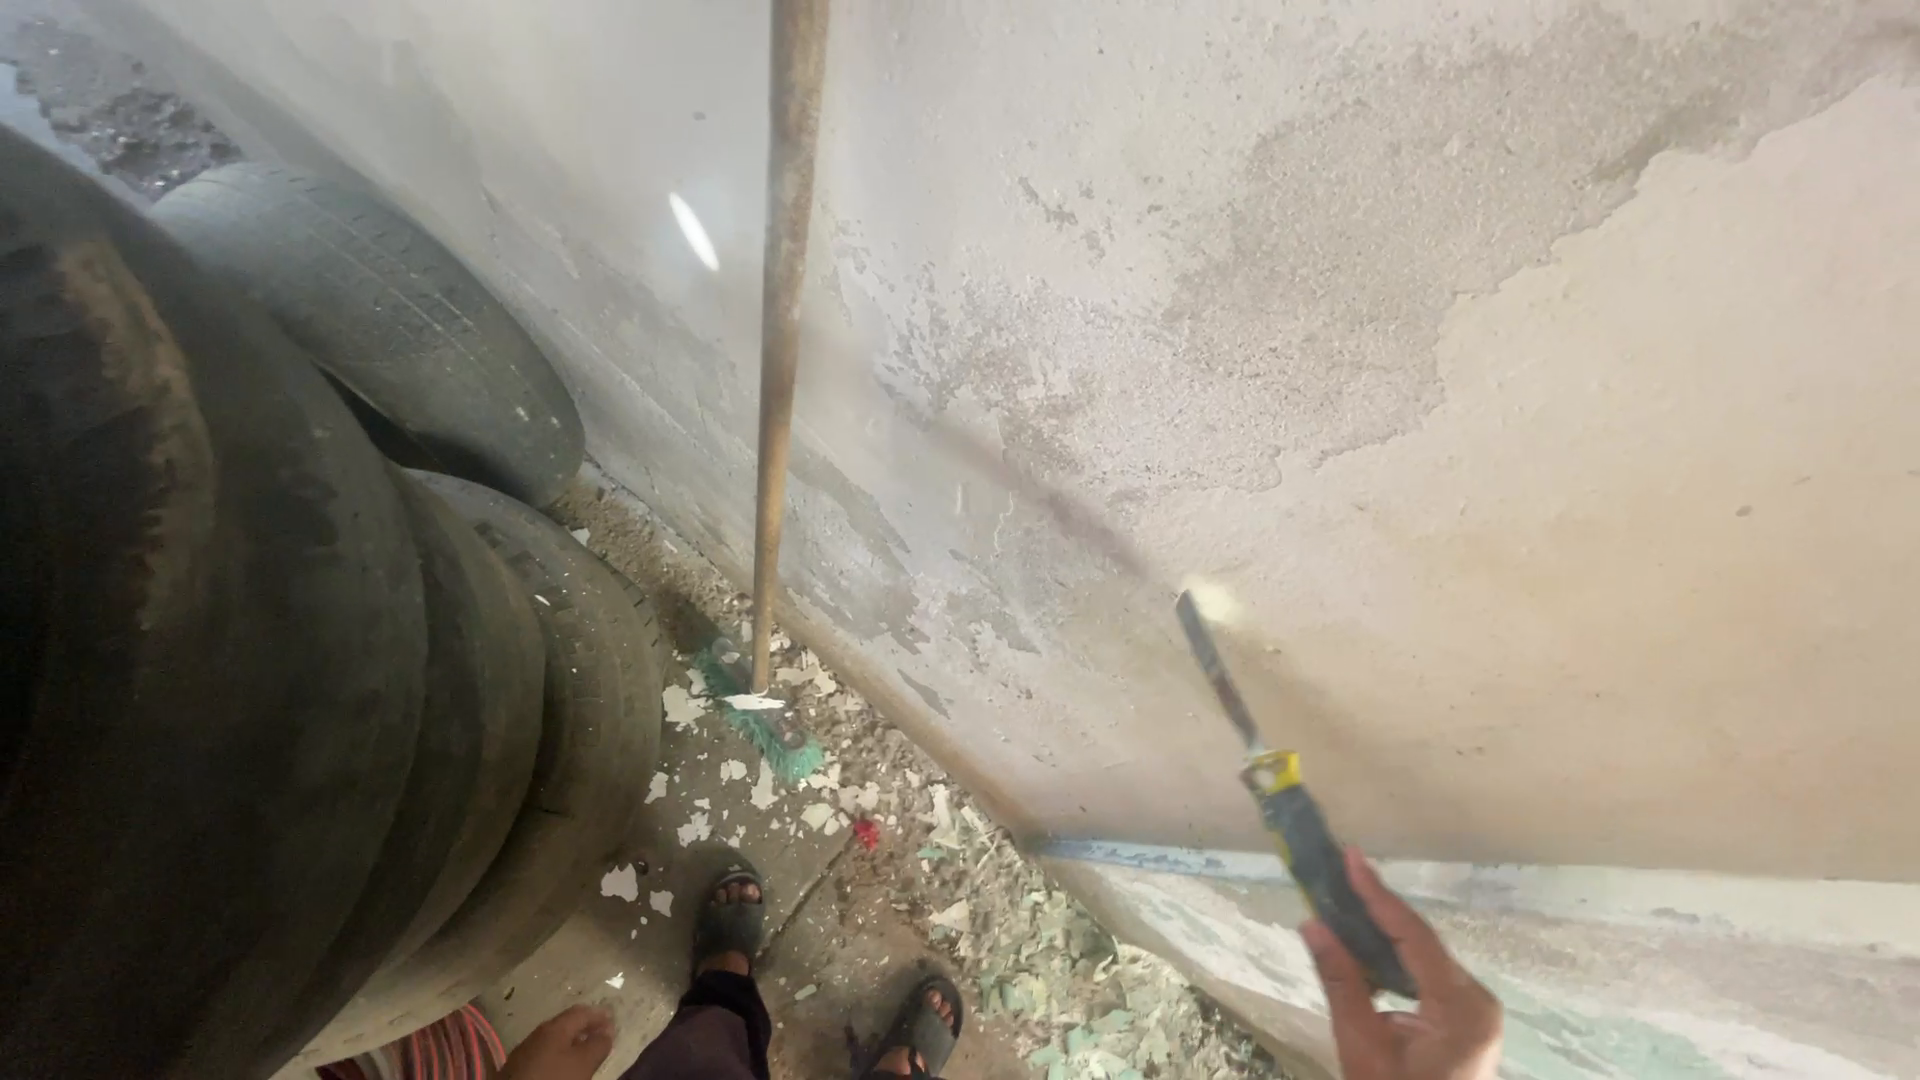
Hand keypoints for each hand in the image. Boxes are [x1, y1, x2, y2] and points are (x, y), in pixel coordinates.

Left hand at [498, 1004, 616, 1079]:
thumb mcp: (584, 1063)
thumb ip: (599, 1044)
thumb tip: (607, 1031)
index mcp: (556, 1027)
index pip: (582, 1011)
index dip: (600, 1015)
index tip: (613, 1022)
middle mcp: (538, 1033)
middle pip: (566, 1024)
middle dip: (585, 1028)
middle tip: (600, 1036)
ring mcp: (523, 1052)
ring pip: (553, 1040)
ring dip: (570, 1043)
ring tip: (582, 1054)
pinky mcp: (514, 1071)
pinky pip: (542, 1055)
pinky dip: (556, 1056)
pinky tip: (559, 1069)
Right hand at [1301, 848, 1500, 1079]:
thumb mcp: (1362, 1045)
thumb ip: (1340, 980)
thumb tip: (1312, 922)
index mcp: (1461, 1009)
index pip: (1414, 936)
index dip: (1378, 894)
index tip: (1351, 857)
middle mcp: (1475, 1000)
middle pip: (1419, 938)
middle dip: (1375, 903)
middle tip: (1338, 868)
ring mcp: (1472, 1008)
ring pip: (1419, 949)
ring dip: (1379, 923)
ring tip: (1342, 890)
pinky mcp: (1461, 1015)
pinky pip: (1421, 968)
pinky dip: (1389, 949)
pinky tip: (1360, 932)